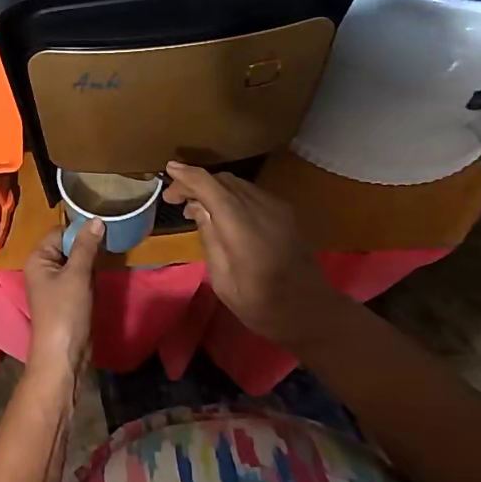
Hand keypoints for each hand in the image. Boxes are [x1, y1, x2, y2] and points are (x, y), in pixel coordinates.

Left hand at [22, 220, 103, 376]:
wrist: (63, 355)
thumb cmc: (66, 311)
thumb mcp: (77, 274)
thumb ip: (86, 245)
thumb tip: (96, 219)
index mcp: (38, 258)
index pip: (60, 231)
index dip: (80, 229)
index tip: (104, 227)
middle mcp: (44, 268)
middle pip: (68, 245)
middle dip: (88, 244)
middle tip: (112, 239)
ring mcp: (55, 283)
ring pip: (76, 261)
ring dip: (92, 260)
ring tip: (111, 253)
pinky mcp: (67, 297)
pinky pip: (80, 276)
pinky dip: (92, 274)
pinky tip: (104, 273)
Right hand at [162, 162, 344, 346]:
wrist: (312, 311)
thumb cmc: (263, 307)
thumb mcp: (224, 282)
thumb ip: (211, 239)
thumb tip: (197, 208)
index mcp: (243, 230)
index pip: (212, 188)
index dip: (188, 176)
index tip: (168, 170)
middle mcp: (262, 209)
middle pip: (223, 181)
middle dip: (196, 183)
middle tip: (174, 199)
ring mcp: (277, 208)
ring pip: (237, 184)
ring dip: (213, 188)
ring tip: (194, 207)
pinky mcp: (285, 212)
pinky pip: (250, 193)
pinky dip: (229, 195)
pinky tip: (221, 212)